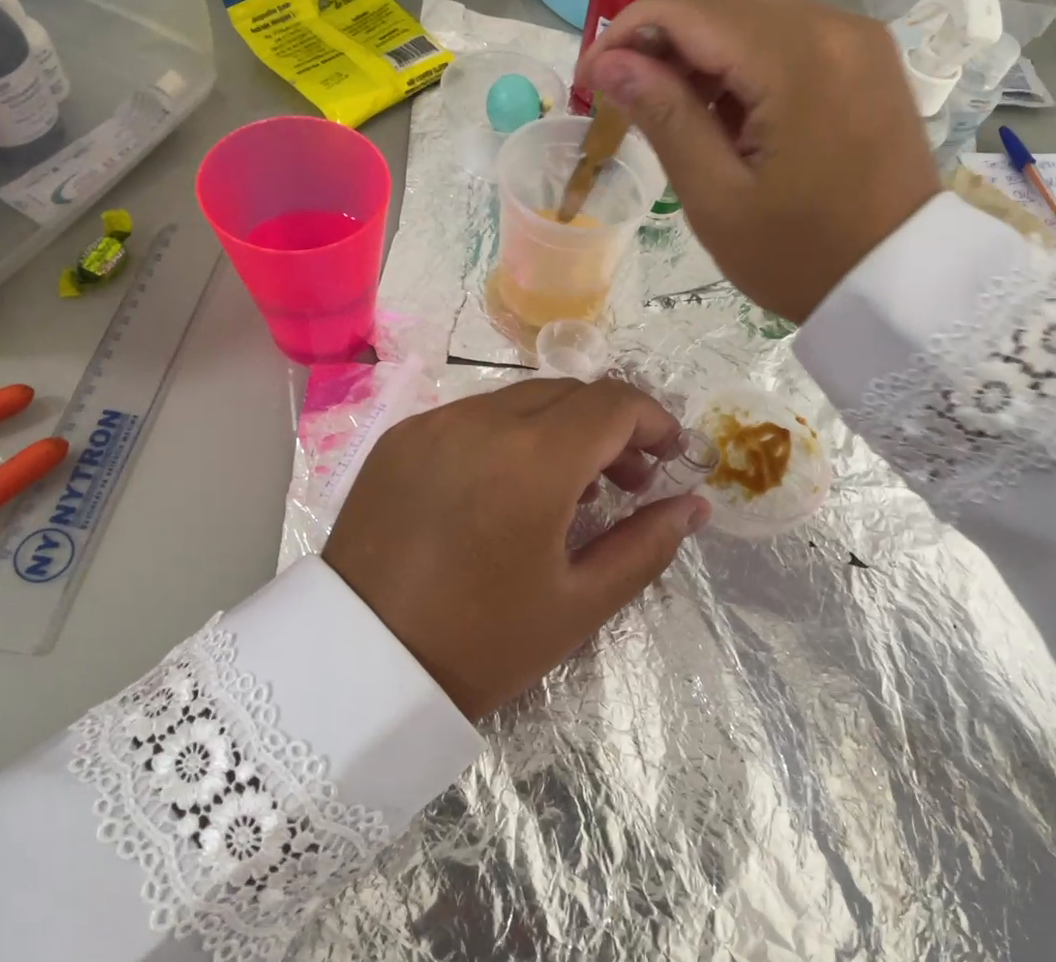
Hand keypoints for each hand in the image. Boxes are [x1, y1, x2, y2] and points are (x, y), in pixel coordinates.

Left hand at [322, 379, 710, 719]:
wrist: (361, 663)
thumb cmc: (479, 643)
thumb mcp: (578, 604)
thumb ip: (646, 546)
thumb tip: (694, 506)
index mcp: (532, 459)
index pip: (613, 403)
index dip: (654, 421)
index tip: (669, 459)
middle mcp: (480, 421)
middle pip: (568, 393)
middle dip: (610, 426)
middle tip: (627, 483)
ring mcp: (432, 424)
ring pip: (518, 400)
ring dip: (558, 428)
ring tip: (568, 489)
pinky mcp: (398, 439)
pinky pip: (471, 417)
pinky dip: (507, 436)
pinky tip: (506, 489)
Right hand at [574, 0, 941, 322]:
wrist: (897, 282)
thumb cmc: (800, 257)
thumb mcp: (717, 200)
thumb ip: (665, 119)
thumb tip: (611, 64)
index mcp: (797, 61)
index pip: (691, 9)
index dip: (627, 33)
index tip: (589, 79)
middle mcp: (834, 26)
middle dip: (660, 34)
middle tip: (622, 92)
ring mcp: (857, 39)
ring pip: (754, 10)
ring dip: (699, 46)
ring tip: (669, 108)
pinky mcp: (865, 59)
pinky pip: (787, 33)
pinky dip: (741, 57)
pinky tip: (721, 108)